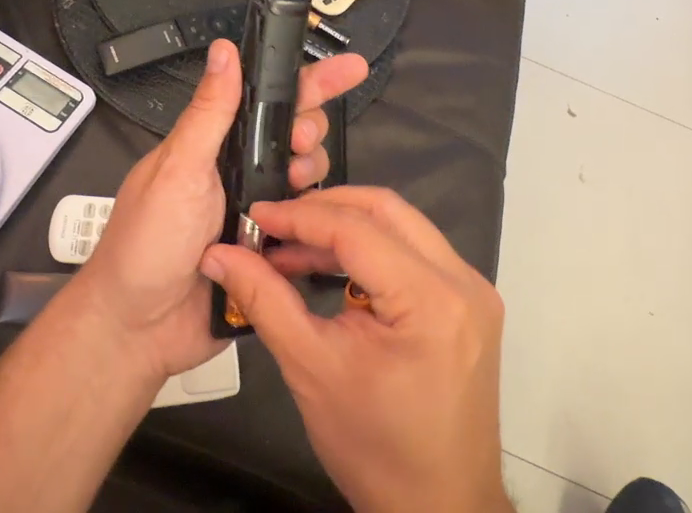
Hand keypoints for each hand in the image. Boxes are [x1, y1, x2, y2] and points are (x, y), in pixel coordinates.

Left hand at [75, 39, 368, 379]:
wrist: (138, 328)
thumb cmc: (147, 242)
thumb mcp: (177, 170)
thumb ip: (208, 113)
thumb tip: (224, 50)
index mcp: (214, 146)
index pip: (266, 101)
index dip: (310, 83)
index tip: (352, 68)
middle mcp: (238, 174)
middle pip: (296, 137)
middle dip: (309, 130)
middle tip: (300, 143)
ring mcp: (256, 215)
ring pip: (307, 181)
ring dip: (311, 175)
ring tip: (295, 187)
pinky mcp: (269, 254)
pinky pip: (308, 229)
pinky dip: (315, 223)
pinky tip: (311, 226)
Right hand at [200, 187, 509, 512]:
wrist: (439, 507)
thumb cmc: (375, 447)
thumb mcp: (310, 369)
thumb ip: (263, 300)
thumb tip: (218, 254)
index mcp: (432, 299)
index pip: (357, 230)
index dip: (299, 217)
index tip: (255, 215)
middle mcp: (463, 282)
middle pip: (387, 211)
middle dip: (325, 208)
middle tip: (274, 224)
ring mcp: (473, 291)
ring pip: (402, 227)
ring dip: (346, 228)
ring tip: (291, 248)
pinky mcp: (468, 304)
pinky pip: (415, 254)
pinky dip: (370, 252)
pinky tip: (329, 267)